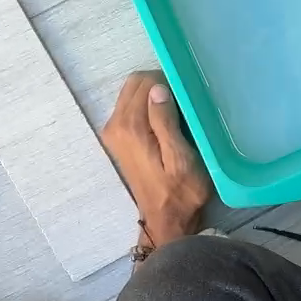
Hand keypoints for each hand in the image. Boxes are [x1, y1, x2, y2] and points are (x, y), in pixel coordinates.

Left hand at [103, 72, 211, 247]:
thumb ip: (165, 122)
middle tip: (184, 105)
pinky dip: (149, 107)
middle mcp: (115, 125)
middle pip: (135, 84)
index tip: (187, 98)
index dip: (168, 83)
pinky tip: (167, 122)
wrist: (166, 218)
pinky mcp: (118, 138)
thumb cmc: (181, 190)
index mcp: (130, 127)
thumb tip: (157, 89)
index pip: (145, 82)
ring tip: (178, 114)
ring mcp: (114, 131)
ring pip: (132, 94)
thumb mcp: (181, 157)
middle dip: (160, 86)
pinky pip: (132, 108)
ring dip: (155, 97)